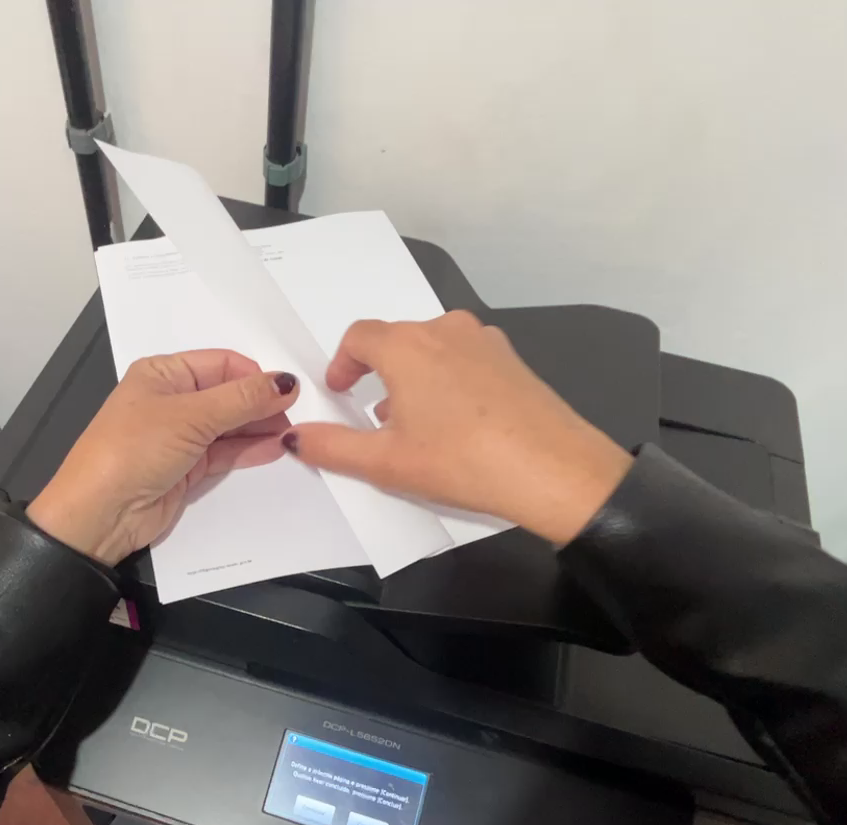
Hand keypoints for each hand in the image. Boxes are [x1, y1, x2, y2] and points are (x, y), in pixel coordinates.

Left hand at [29, 350, 299, 563]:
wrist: (100, 514)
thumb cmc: (133, 451)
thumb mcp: (189, 417)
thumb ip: (241, 400)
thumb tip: (286, 382)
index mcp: (164, 374)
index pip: (222, 364)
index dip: (256, 376)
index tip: (290, 391)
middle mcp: (173, 400)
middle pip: (230, 394)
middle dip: (262, 403)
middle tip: (300, 414)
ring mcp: (182, 436)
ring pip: (231, 426)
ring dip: (261, 428)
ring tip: (295, 433)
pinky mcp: (190, 469)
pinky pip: (227, 453)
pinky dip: (251, 450)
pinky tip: (277, 449)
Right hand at [283, 311, 632, 545]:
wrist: (552, 471)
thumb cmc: (459, 461)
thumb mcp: (384, 463)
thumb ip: (331, 447)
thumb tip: (294, 437)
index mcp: (406, 346)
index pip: (359, 336)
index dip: (341, 363)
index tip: (339, 392)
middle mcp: (445, 330)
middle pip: (396, 340)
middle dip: (377, 373)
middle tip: (373, 417)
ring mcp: (485, 341)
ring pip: (432, 350)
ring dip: (413, 378)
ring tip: (414, 424)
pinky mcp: (513, 360)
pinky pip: (464, 361)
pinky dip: (446, 381)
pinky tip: (455, 423)